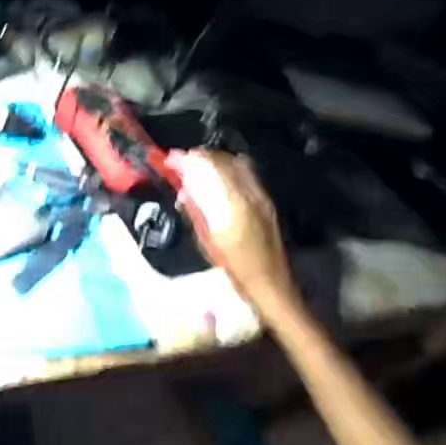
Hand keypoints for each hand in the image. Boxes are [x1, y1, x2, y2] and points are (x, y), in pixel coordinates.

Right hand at [170, 149, 300, 318]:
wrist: (273, 288)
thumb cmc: (236, 267)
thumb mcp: (208, 240)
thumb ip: (196, 211)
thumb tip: (183, 191)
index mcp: (237, 202)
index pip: (213, 165)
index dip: (191, 157)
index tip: (172, 158)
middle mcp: (253, 195)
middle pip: (228, 160)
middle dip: (203, 156)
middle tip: (184, 161)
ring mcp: (264, 200)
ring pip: (240, 166)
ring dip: (218, 162)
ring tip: (200, 168)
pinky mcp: (268, 206)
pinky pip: (248, 177)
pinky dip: (230, 171)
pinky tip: (219, 182)